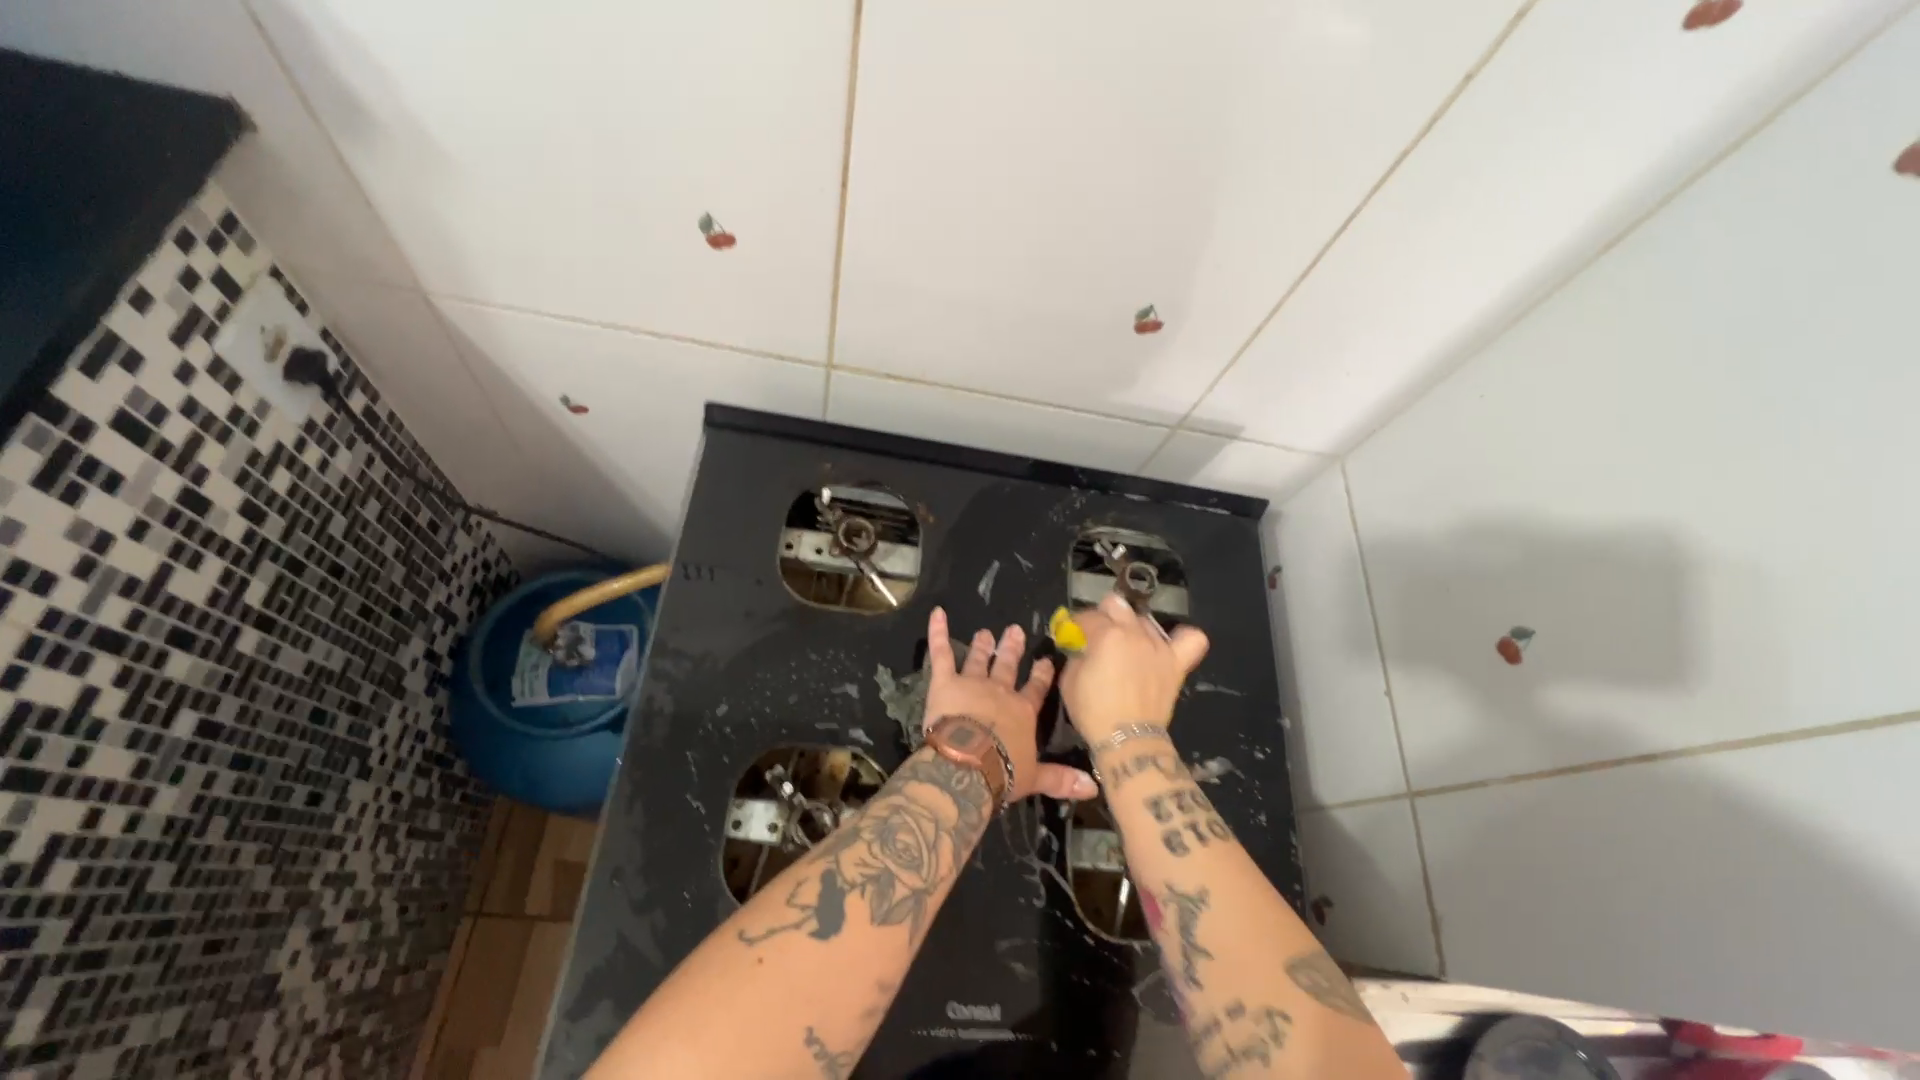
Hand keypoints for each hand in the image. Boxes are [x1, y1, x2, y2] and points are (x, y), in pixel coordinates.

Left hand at [922, 608, 1097, 801]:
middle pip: (1007, 668)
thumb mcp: (1035, 777)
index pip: (1035, 690)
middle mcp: (1000, 692)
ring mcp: (972, 683)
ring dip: (982, 646)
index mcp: (1022, 712)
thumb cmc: (1002, 771)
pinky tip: (937, 614)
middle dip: (1012, 650)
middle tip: (1015, 631)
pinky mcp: (945, 681)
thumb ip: (1061, 779)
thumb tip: (1093, 788)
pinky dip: (938, 633)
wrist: (968, 764)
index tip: (1045, 661)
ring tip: (985, 633)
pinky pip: (941, 653)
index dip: (1040, 675)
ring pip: (978, 660)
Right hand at [1058, 593, 1210, 742]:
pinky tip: (1167, 644)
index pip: (1086, 616)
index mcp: (1106, 635)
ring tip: (1127, 645)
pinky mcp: (1176, 663)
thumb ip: (1076, 654)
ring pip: (1145, 619)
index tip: (1071, 635)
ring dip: (1132, 627)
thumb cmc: (1093, 712)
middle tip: (1097, 637)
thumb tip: (1083, 647)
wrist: (1128, 740)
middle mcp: (1134, 633)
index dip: (1075, 624)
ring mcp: (1159, 646)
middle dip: (1103, 616)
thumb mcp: (1069, 680)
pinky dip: (1181, 637)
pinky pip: (1191, 639)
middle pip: (1116, 605)